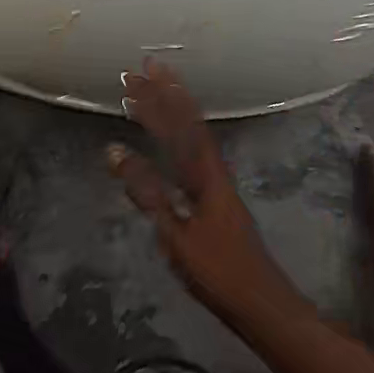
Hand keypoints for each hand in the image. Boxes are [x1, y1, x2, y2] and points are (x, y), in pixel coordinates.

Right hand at [108, 59, 310, 324]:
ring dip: (170, 112)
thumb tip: (114, 150)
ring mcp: (214, 181)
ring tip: (151, 91)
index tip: (142, 71)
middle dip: (162, 96)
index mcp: (204, 171)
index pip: (179, 123)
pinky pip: (191, 151)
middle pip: (185, 122)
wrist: (259, 301)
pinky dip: (177, 135)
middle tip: (139, 72)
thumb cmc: (216, 268)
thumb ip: (146, 191)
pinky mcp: (213, 195)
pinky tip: (169, 136)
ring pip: (189, 135)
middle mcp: (211, 167)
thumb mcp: (174, 233)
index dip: (160, 96)